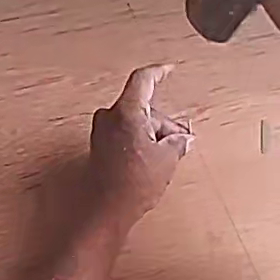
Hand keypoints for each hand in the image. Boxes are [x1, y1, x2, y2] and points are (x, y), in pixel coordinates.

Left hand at [87, 64, 192, 228]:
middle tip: (180, 139)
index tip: (168, 69)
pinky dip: (139, 141)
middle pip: (141, 106)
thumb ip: (176, 141)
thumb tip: (181, 139)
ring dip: (151, 134)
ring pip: (133, 122)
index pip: (143, 80)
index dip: (159, 73)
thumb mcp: (167, 158)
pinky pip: (124, 135)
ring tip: (166, 157)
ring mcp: (101, 133)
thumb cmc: (132, 184)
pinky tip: (151, 161)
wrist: (108, 210)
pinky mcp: (99, 148)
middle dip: (163, 121)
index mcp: (127, 112)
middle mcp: (109, 118)